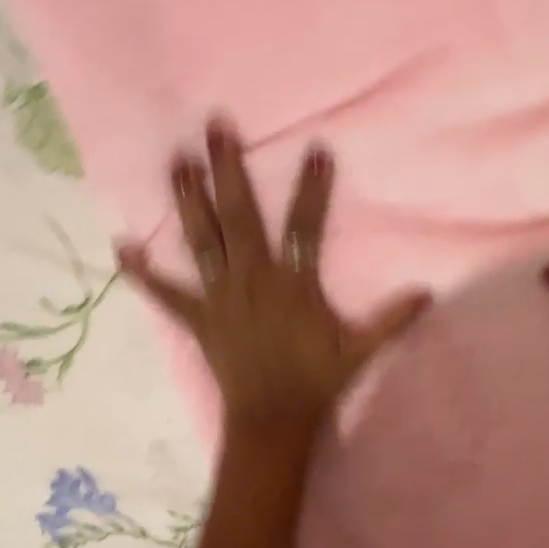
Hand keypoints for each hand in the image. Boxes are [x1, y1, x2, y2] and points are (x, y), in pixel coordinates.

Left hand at [117, 118, 432, 442]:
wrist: (272, 422)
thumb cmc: (318, 381)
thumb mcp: (361, 351)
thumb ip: (392, 320)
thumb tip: (426, 293)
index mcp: (293, 285)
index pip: (304, 226)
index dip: (311, 188)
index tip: (315, 150)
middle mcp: (252, 280)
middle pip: (239, 216)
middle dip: (228, 169)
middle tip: (216, 125)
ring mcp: (220, 297)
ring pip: (202, 240)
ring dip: (188, 199)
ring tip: (177, 160)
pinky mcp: (198, 318)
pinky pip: (166, 293)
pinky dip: (142, 272)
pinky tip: (121, 247)